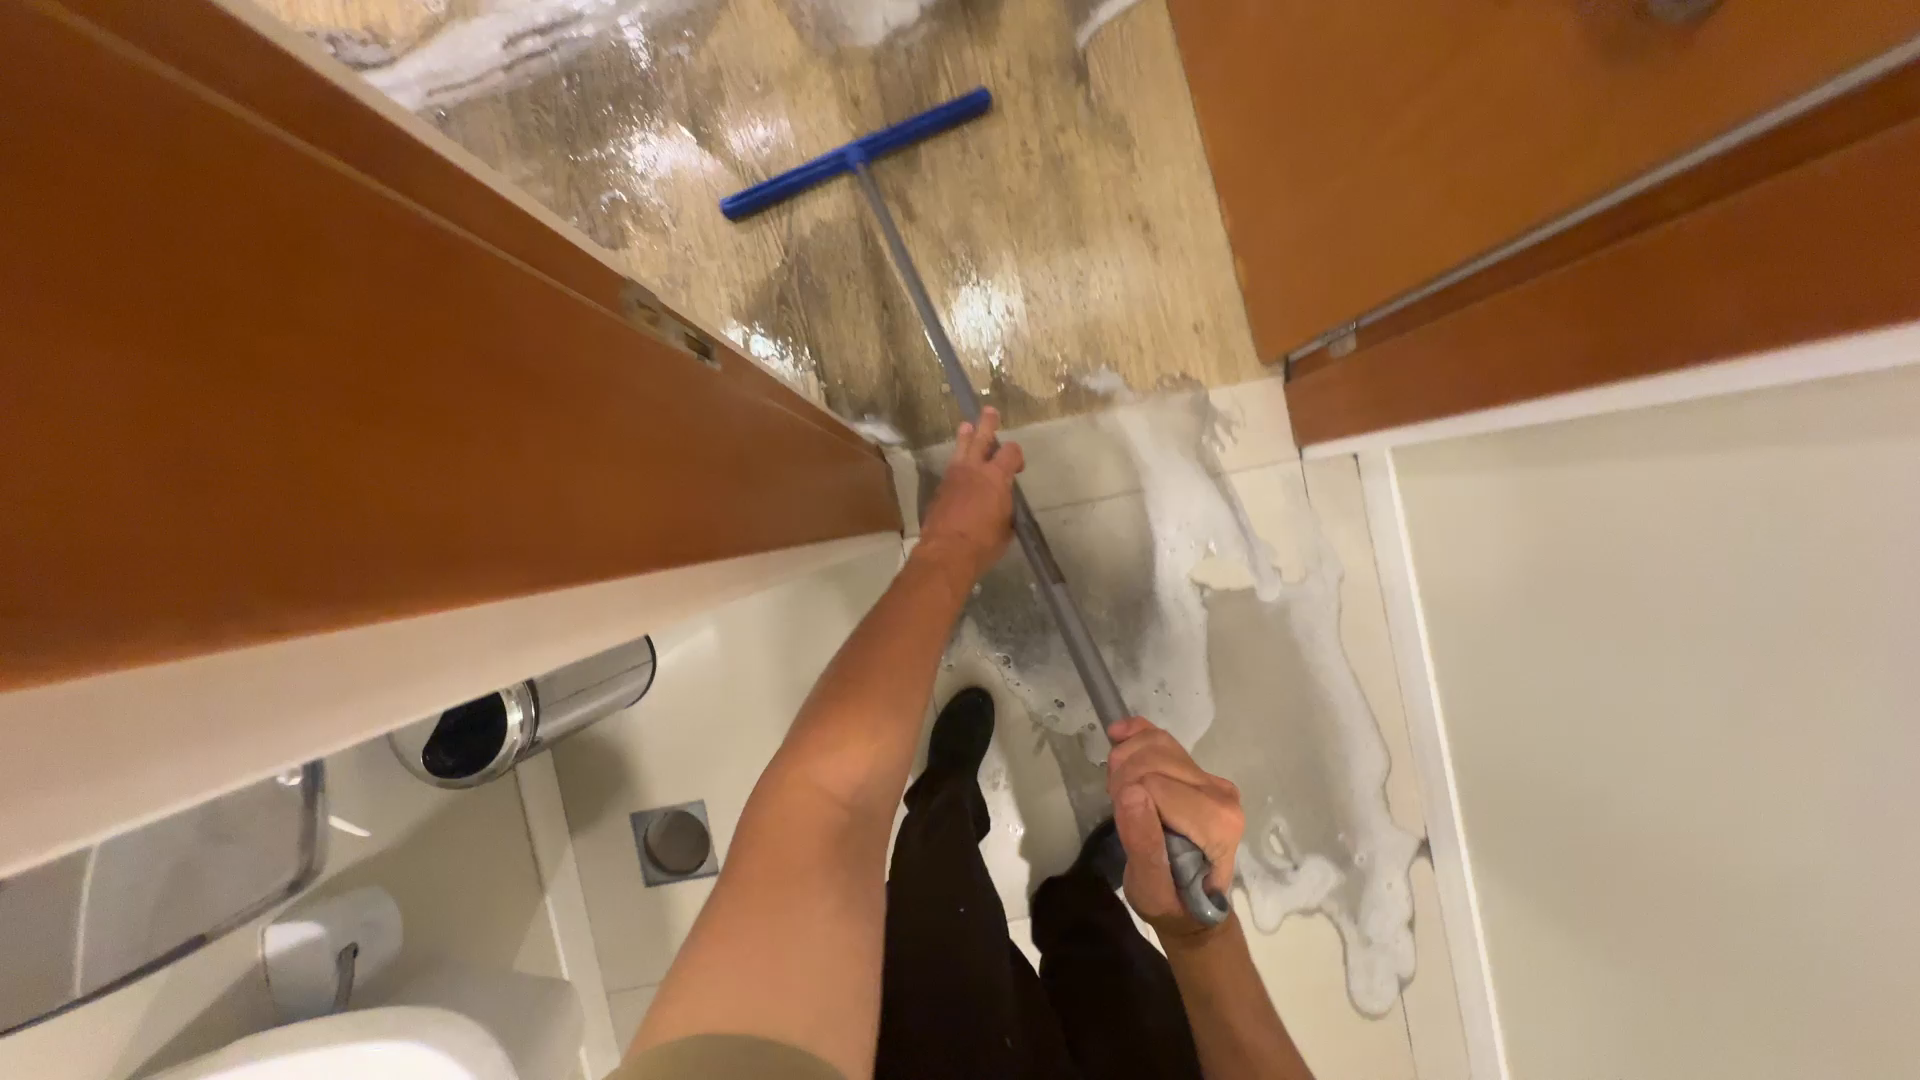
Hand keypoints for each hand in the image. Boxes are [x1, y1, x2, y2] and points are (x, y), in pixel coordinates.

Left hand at [915, 407, 1023, 585]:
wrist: (947, 552)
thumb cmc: (984, 543)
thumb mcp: (1006, 527)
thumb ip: (1005, 508)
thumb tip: (1002, 505)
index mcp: (996, 477)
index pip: (1011, 453)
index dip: (1017, 456)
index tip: (1018, 466)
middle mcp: (974, 470)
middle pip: (981, 438)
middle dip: (987, 424)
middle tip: (989, 411)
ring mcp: (953, 477)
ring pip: (960, 449)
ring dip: (965, 437)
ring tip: (965, 427)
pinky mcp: (939, 490)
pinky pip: (950, 469)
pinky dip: (957, 465)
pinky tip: (958, 468)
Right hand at [1107, 715, 1243, 936]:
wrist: (1192, 908)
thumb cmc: (1171, 901)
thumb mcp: (1149, 889)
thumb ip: (1143, 844)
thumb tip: (1130, 793)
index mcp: (1216, 823)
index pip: (1154, 783)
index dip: (1126, 795)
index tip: (1120, 818)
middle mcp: (1222, 795)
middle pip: (1156, 757)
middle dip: (1124, 773)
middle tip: (1116, 803)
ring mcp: (1214, 782)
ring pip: (1159, 743)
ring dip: (1127, 757)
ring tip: (1119, 787)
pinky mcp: (1201, 775)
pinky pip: (1166, 740)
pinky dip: (1139, 733)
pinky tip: (1119, 735)